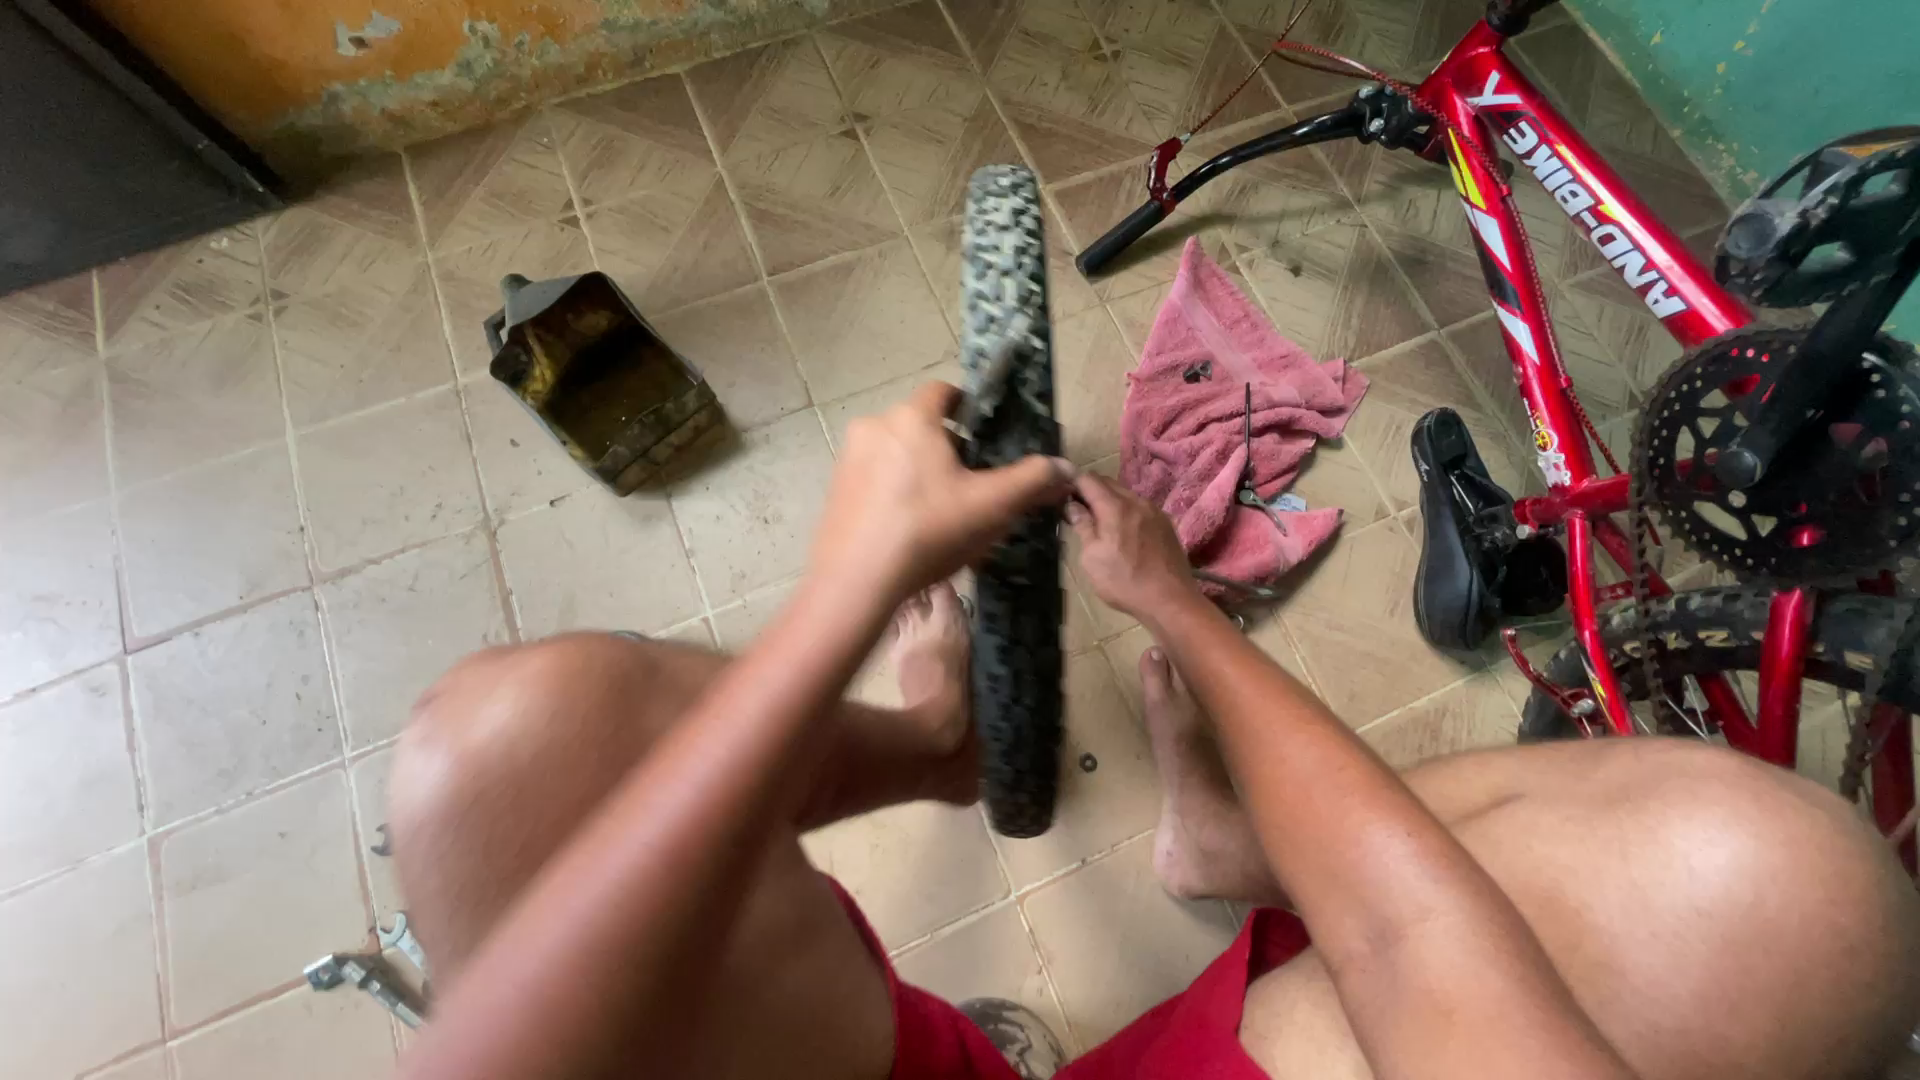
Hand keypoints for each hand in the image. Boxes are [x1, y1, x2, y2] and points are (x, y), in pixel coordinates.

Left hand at [810, 382, 1074, 600]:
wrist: (856, 583)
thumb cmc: (928, 531)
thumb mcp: (991, 506)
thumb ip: (1032, 481)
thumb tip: (1065, 468)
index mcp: (911, 418)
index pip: (944, 392)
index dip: (969, 408)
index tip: (985, 435)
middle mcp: (873, 427)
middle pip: (920, 425)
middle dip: (947, 447)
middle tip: (971, 482)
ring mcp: (848, 459)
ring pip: (896, 453)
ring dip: (920, 471)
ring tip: (942, 510)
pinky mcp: (835, 490)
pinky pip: (874, 479)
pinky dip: (894, 493)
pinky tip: (910, 528)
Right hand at [1066, 474, 1196, 618]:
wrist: (1170, 600)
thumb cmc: (1124, 582)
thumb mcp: (1092, 558)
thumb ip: (1083, 526)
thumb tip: (1072, 506)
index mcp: (1115, 507)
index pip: (1088, 479)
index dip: (1071, 481)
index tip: (1060, 492)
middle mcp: (1136, 501)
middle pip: (1108, 483)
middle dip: (1089, 490)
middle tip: (1075, 509)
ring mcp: (1154, 511)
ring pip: (1125, 494)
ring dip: (1108, 501)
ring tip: (1098, 522)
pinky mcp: (1165, 523)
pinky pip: (1139, 507)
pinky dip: (1125, 511)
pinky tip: (1121, 531)